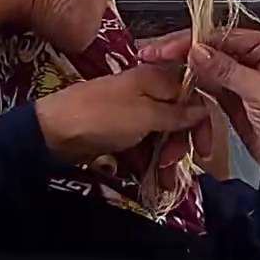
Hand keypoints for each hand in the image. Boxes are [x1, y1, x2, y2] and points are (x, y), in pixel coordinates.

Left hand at [34, 63, 212, 167]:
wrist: (54, 131)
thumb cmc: (102, 117)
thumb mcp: (145, 115)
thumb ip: (176, 114)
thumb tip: (202, 109)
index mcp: (155, 78)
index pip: (192, 94)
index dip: (202, 121)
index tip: (204, 149)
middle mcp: (147, 91)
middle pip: (179, 115)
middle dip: (182, 142)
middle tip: (174, 164)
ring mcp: (133, 110)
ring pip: (163, 131)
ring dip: (169, 155)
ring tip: (164, 180)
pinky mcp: (121, 128)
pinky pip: (146, 142)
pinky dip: (152, 159)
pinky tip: (155, 179)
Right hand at [137, 29, 259, 185]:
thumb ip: (227, 71)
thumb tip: (196, 50)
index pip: (224, 37)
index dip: (192, 41)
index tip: (165, 47)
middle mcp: (257, 60)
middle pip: (213, 51)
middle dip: (182, 53)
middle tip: (151, 55)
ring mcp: (244, 83)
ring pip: (208, 70)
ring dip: (183, 70)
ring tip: (155, 69)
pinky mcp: (236, 103)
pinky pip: (209, 90)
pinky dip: (192, 88)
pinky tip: (174, 85)